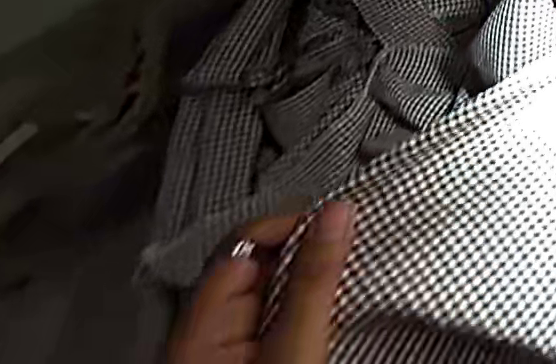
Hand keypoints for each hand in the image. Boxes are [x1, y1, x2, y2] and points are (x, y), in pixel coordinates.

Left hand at [168, 201, 355, 363]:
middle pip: (262, 258)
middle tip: (356, 243)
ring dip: (316, 268)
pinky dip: (313, 294)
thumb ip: (314, 278)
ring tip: (353, 268)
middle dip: (312, 241)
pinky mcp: (251, 357)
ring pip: (275, 283)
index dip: (296, 221)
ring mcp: (225, 348)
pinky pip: (281, 308)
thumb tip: (339, 207)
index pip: (246, 238)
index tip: (343, 222)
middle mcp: (204, 332)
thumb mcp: (295, 347)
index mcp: (199, 326)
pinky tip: (338, 298)